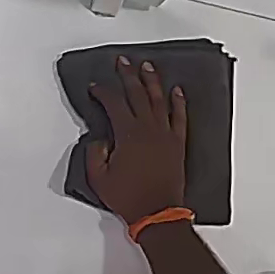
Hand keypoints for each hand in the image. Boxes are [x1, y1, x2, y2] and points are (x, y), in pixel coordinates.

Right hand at [85, 56, 188, 224]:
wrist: (158, 212)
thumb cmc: (128, 196)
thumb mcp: (99, 177)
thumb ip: (95, 153)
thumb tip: (100, 140)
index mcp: (127, 134)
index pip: (114, 103)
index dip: (103, 92)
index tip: (95, 87)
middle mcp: (148, 128)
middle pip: (137, 94)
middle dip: (128, 75)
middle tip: (123, 62)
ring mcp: (165, 134)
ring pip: (159, 99)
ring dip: (152, 81)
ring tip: (147, 67)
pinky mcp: (177, 143)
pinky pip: (179, 116)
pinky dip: (179, 102)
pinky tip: (177, 90)